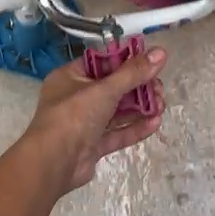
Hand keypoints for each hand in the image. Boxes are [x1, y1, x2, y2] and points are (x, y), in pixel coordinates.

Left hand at [17, 47, 167, 192]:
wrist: (53, 163)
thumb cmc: (73, 116)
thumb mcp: (104, 90)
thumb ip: (133, 73)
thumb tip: (161, 52)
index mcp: (70, 77)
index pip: (101, 63)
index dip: (125, 61)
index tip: (150, 63)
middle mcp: (75, 98)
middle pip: (112, 88)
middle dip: (138, 88)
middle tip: (159, 89)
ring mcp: (84, 123)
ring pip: (116, 112)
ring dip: (139, 108)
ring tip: (161, 105)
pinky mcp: (93, 145)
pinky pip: (117, 133)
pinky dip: (135, 128)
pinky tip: (155, 123)